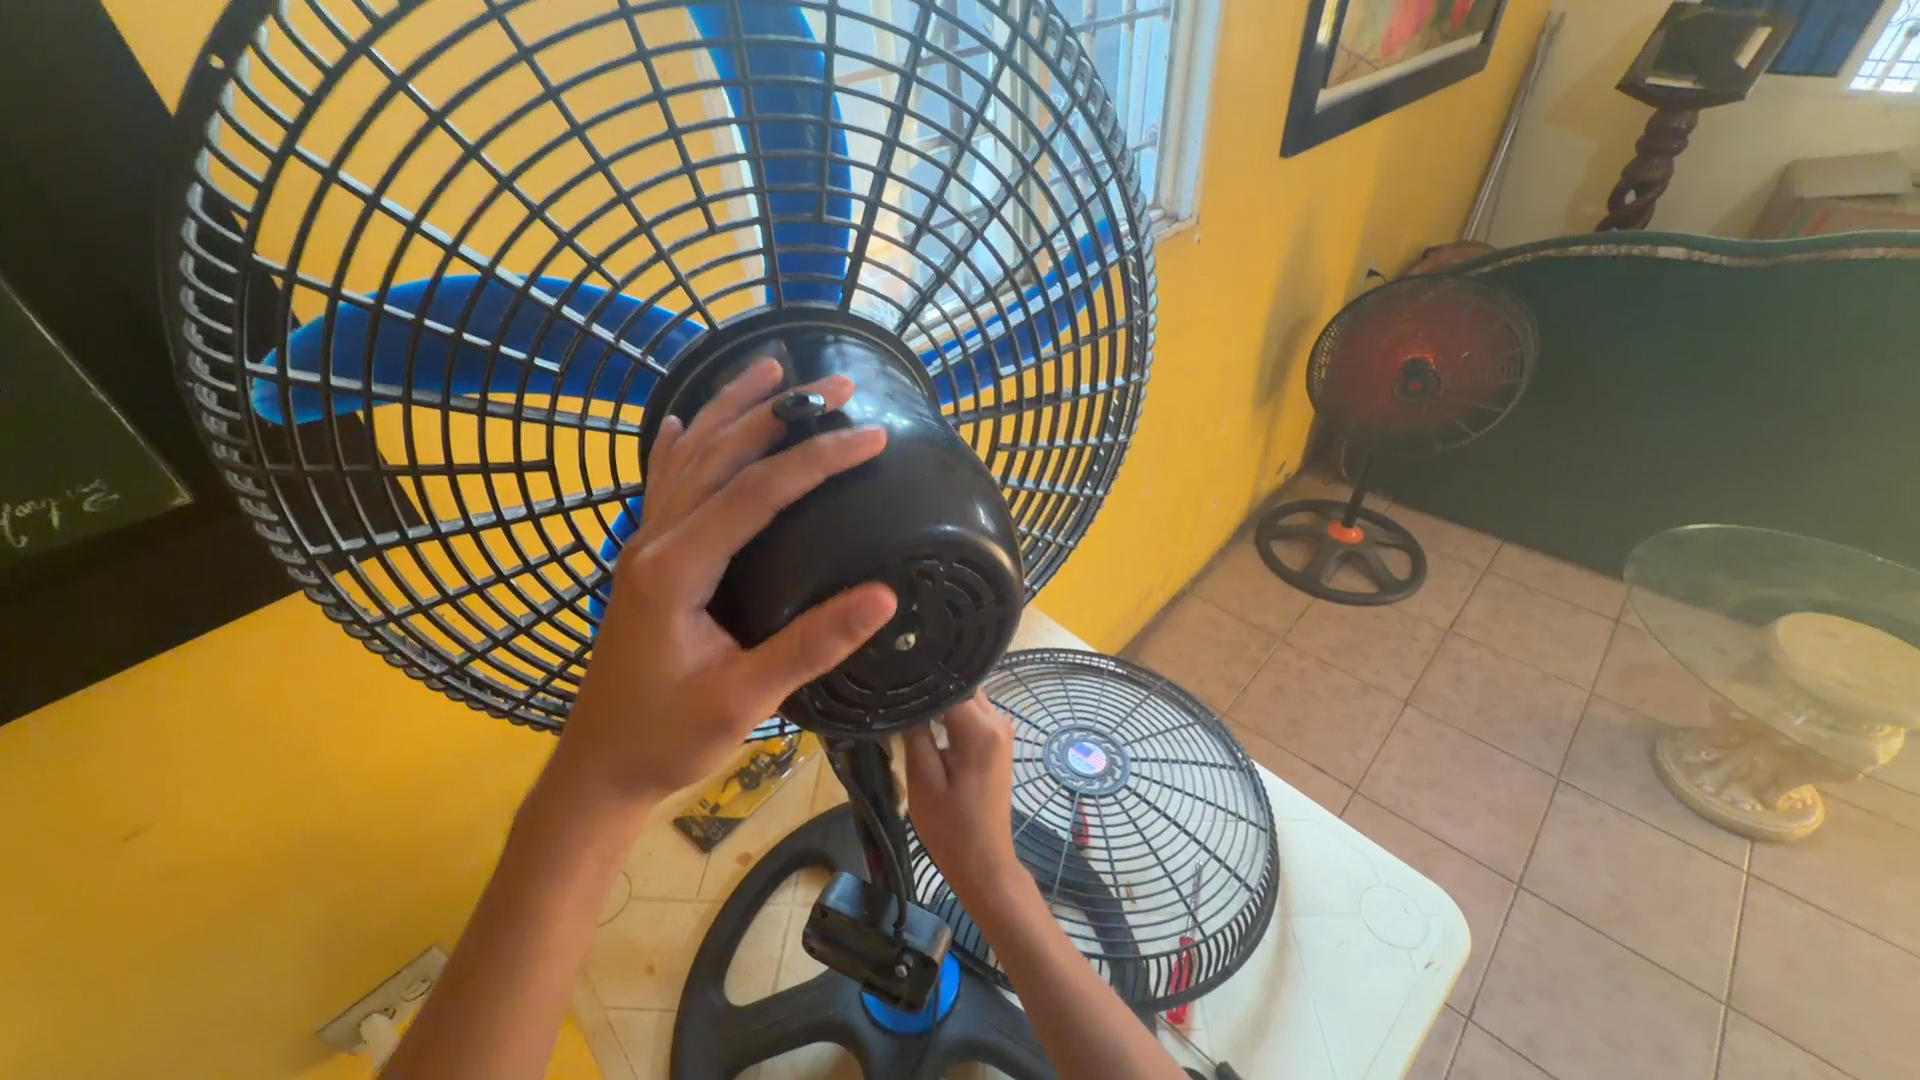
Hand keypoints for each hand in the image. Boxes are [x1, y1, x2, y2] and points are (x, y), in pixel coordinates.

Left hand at [558, 355, 898, 802]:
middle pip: (720, 456)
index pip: (756, 493)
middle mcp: (655, 543)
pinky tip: (687, 421)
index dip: (816, 459)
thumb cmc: (667, 737)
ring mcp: (644, 547)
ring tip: (769, 369)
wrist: (599, 768)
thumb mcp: (744, 699)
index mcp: (677, 570)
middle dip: (779, 413)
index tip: (870, 435)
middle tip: (834, 384)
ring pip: (689, 457)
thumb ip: (812, 645)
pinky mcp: (644, 562)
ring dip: (731, 410)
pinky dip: (682, 446)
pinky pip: (663, 484)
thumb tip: (883, 596)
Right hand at [902, 692, 1022, 904]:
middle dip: (930, 689)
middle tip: (895, 693)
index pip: (948, 686)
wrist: (983, 862)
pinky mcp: (998, 742)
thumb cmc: (950, 828)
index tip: (892, 679)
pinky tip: (926, 721)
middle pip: (960, 687)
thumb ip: (916, 734)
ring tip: (906, 706)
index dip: (920, 681)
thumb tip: (907, 700)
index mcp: (981, 730)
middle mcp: (998, 722)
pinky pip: (973, 714)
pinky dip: (951, 713)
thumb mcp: (923, 781)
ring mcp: (1002, 731)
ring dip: (940, 701)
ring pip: (967, 698)